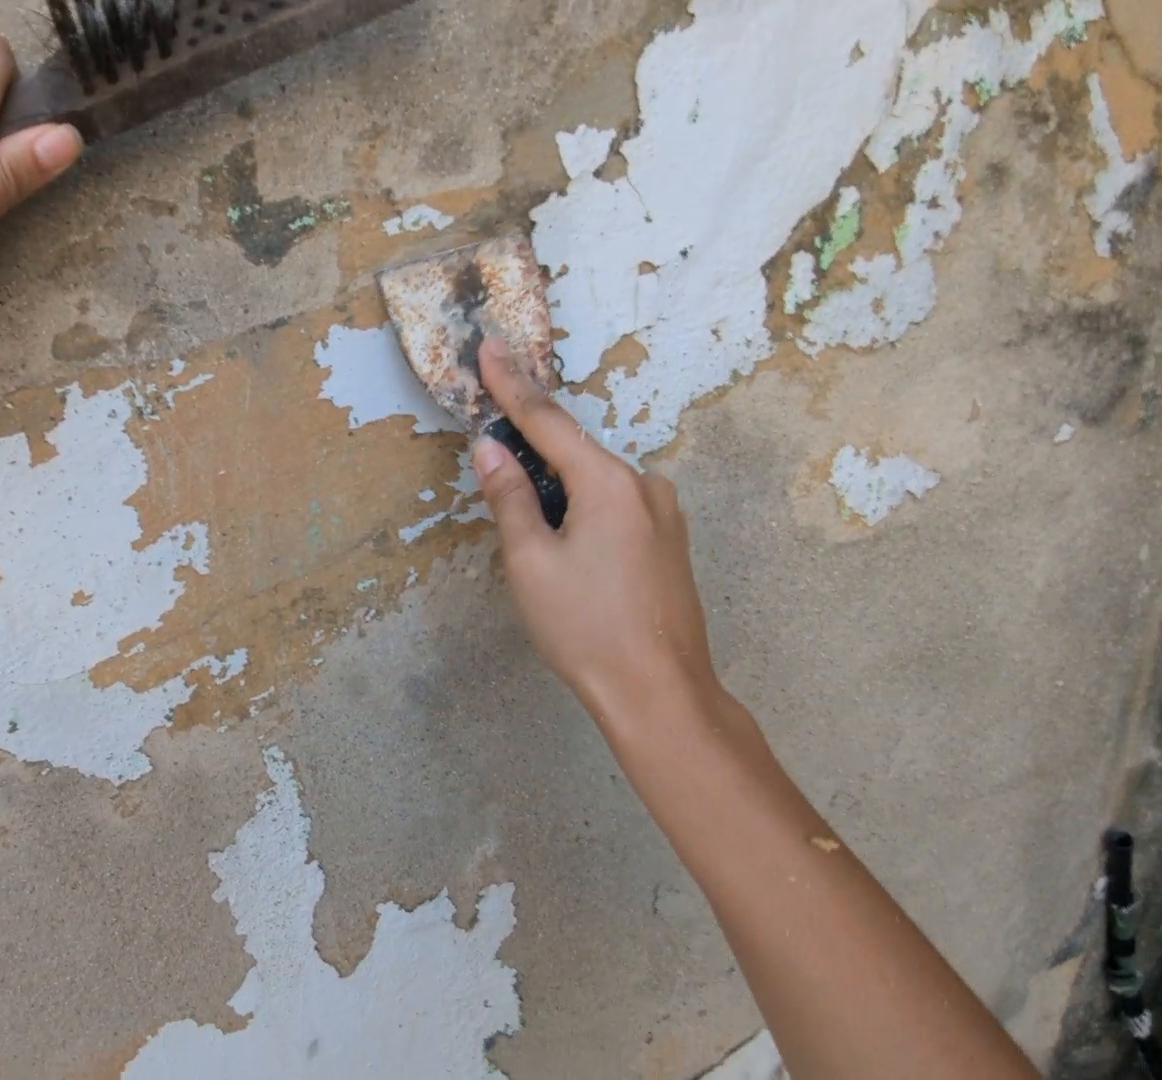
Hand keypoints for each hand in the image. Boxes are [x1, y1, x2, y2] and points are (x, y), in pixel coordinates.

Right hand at [471, 338, 719, 722]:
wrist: (658, 692)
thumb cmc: (584, 627)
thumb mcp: (530, 562)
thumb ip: (510, 498)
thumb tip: (491, 449)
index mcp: (609, 484)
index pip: (549, 421)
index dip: (513, 385)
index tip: (492, 346)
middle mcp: (645, 487)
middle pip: (574, 453)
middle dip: (532, 450)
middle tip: (493, 458)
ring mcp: (665, 516)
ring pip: (594, 484)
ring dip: (556, 488)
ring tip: (530, 536)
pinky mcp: (670, 543)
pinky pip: (615, 506)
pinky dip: (581, 508)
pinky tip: (566, 548)